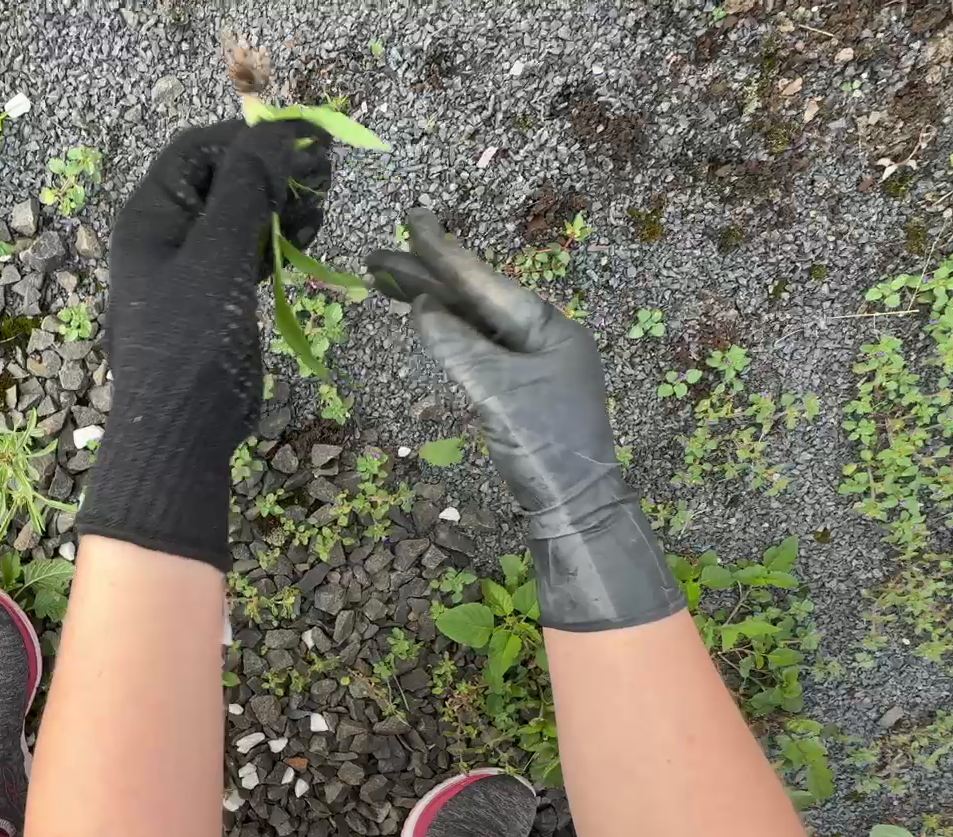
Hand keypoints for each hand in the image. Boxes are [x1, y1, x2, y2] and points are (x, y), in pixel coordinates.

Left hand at [76, 120, 329, 570]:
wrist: (181, 429)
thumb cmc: (190, 340)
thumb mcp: (216, 256)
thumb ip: (245, 190)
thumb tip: (276, 132)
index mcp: (152, 216)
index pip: (199, 151)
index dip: (250, 138)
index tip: (305, 140)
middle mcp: (167, 236)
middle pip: (223, 180)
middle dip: (272, 170)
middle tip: (324, 174)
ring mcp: (192, 271)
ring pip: (240, 216)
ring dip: (280, 204)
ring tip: (318, 209)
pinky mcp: (217, 300)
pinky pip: (247, 253)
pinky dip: (276, 241)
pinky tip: (304, 239)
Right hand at [368, 209, 683, 631]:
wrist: (574, 500)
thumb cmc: (546, 444)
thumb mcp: (500, 393)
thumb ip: (459, 348)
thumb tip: (421, 308)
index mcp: (546, 326)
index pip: (485, 283)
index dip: (445, 253)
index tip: (411, 220)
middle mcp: (537, 334)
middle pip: (474, 298)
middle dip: (426, 276)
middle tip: (377, 256)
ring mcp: (526, 360)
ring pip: (471, 322)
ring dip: (431, 301)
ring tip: (387, 281)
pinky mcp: (513, 385)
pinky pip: (474, 347)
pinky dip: (446, 333)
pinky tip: (424, 318)